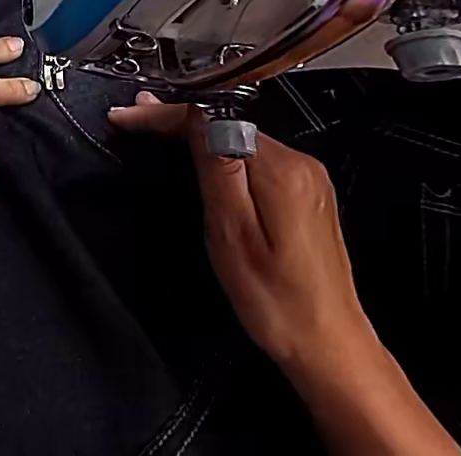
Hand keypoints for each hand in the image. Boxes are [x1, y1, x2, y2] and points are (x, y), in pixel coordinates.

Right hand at [109, 94, 371, 364]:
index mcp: (281, 171)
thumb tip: (198, 119)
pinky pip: (255, 155)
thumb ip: (216, 171)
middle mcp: (299, 162)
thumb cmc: (277, 304)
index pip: (215, 119)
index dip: (167, 113)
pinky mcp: (306, 189)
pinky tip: (201, 155)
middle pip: (228, 122)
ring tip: (158, 127)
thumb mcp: (233, 237)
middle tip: (135, 117)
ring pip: (240, 137)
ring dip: (199, 133)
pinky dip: (223, 150)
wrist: (331, 345)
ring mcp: (307, 175)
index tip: (129, 115)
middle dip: (179, 119)